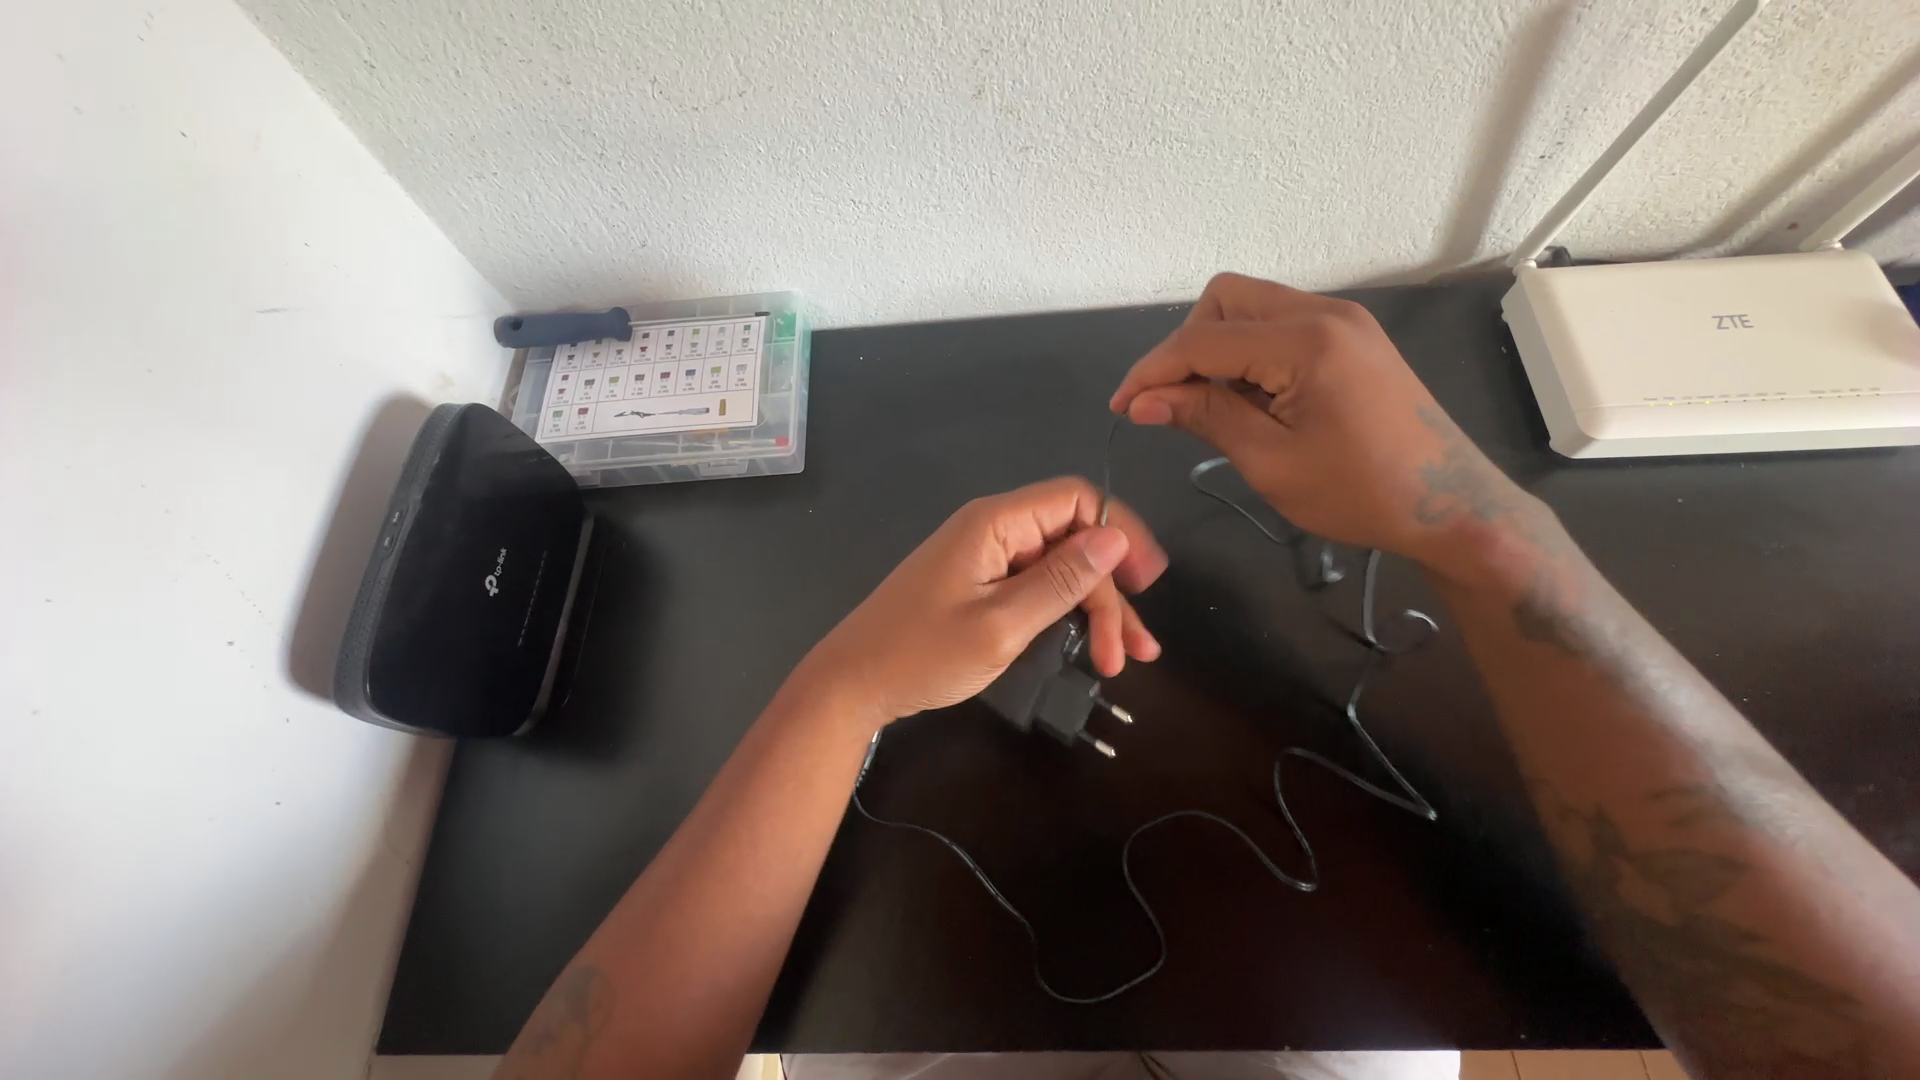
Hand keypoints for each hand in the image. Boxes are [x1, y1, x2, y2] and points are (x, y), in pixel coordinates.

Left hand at [795, 477, 1167, 724]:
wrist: (853, 683)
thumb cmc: (921, 654)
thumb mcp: (1000, 624)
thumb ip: (1060, 580)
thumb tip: (1115, 537)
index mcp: (995, 523)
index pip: (1076, 500)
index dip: (1120, 532)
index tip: (1147, 581)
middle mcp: (994, 530)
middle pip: (1073, 541)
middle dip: (1108, 593)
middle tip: (1135, 648)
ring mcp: (985, 558)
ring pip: (1059, 570)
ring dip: (1093, 611)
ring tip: (1123, 659)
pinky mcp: (980, 585)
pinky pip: (1035, 588)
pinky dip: (1063, 615)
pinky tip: (1088, 647)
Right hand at [1108, 272, 1535, 572]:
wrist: (1451, 505)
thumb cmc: (1359, 492)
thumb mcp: (1270, 461)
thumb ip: (1204, 417)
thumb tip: (1142, 402)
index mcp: (1305, 342)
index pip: (1202, 340)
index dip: (1152, 371)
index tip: (1122, 407)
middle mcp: (1324, 313)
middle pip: (1225, 298)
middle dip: (1185, 345)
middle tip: (1173, 402)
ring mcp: (1343, 321)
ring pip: (1251, 307)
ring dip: (1215, 348)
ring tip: (1210, 406)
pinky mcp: (1350, 338)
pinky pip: (1279, 325)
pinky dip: (1247, 353)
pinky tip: (1247, 399)